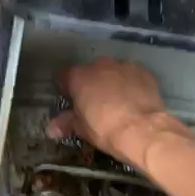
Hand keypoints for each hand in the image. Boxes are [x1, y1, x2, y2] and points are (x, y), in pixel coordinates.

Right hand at [47, 57, 183, 170]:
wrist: (143, 130)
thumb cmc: (105, 128)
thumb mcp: (81, 129)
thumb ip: (66, 123)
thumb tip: (51, 128)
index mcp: (79, 76)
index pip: (63, 76)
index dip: (65, 87)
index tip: (70, 100)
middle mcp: (99, 65)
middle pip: (89, 71)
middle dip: (90, 84)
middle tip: (93, 103)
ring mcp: (123, 66)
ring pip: (112, 71)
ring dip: (111, 82)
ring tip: (116, 101)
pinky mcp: (143, 72)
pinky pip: (131, 75)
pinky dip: (130, 84)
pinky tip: (133, 99)